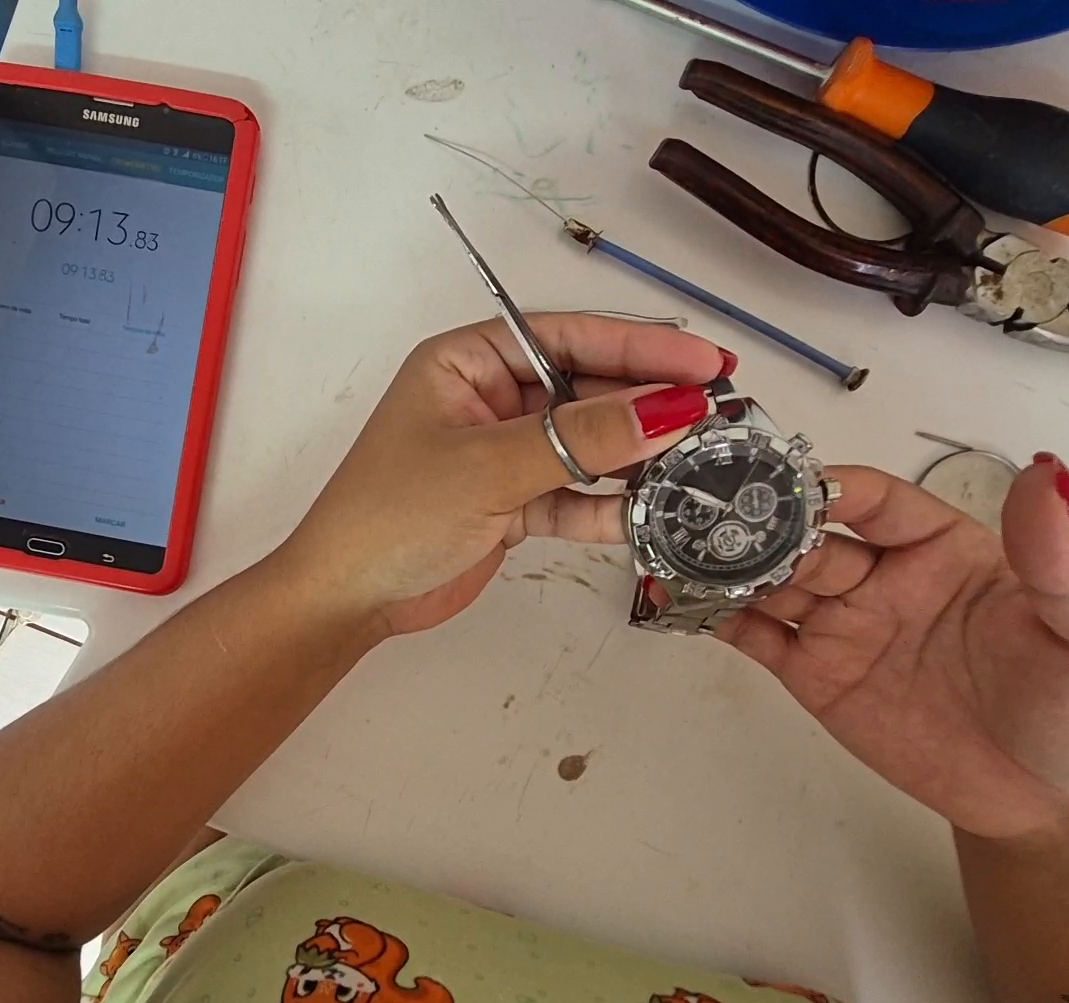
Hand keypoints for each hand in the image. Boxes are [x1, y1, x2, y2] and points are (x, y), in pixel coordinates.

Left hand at [275, 314, 727, 635]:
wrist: (348, 599)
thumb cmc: (394, 514)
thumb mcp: (488, 466)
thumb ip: (582, 438)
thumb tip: (673, 409)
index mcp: (467, 363)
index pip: (567, 337)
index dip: (640, 347)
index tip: (707, 364)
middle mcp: (488, 399)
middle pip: (583, 389)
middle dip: (646, 405)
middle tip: (720, 416)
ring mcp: (500, 453)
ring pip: (583, 444)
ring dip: (635, 458)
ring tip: (700, 465)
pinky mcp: (509, 502)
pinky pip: (570, 494)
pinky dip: (604, 504)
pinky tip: (648, 513)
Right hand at [714, 459, 1068, 839]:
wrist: (1051, 810)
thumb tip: (1042, 471)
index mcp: (945, 552)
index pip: (878, 504)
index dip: (831, 489)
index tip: (782, 484)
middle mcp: (881, 579)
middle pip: (807, 541)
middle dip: (757, 526)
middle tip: (705, 518)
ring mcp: (839, 627)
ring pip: (768, 582)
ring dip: (724, 566)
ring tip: (673, 553)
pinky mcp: (809, 673)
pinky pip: (754, 636)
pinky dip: (713, 616)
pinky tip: (679, 602)